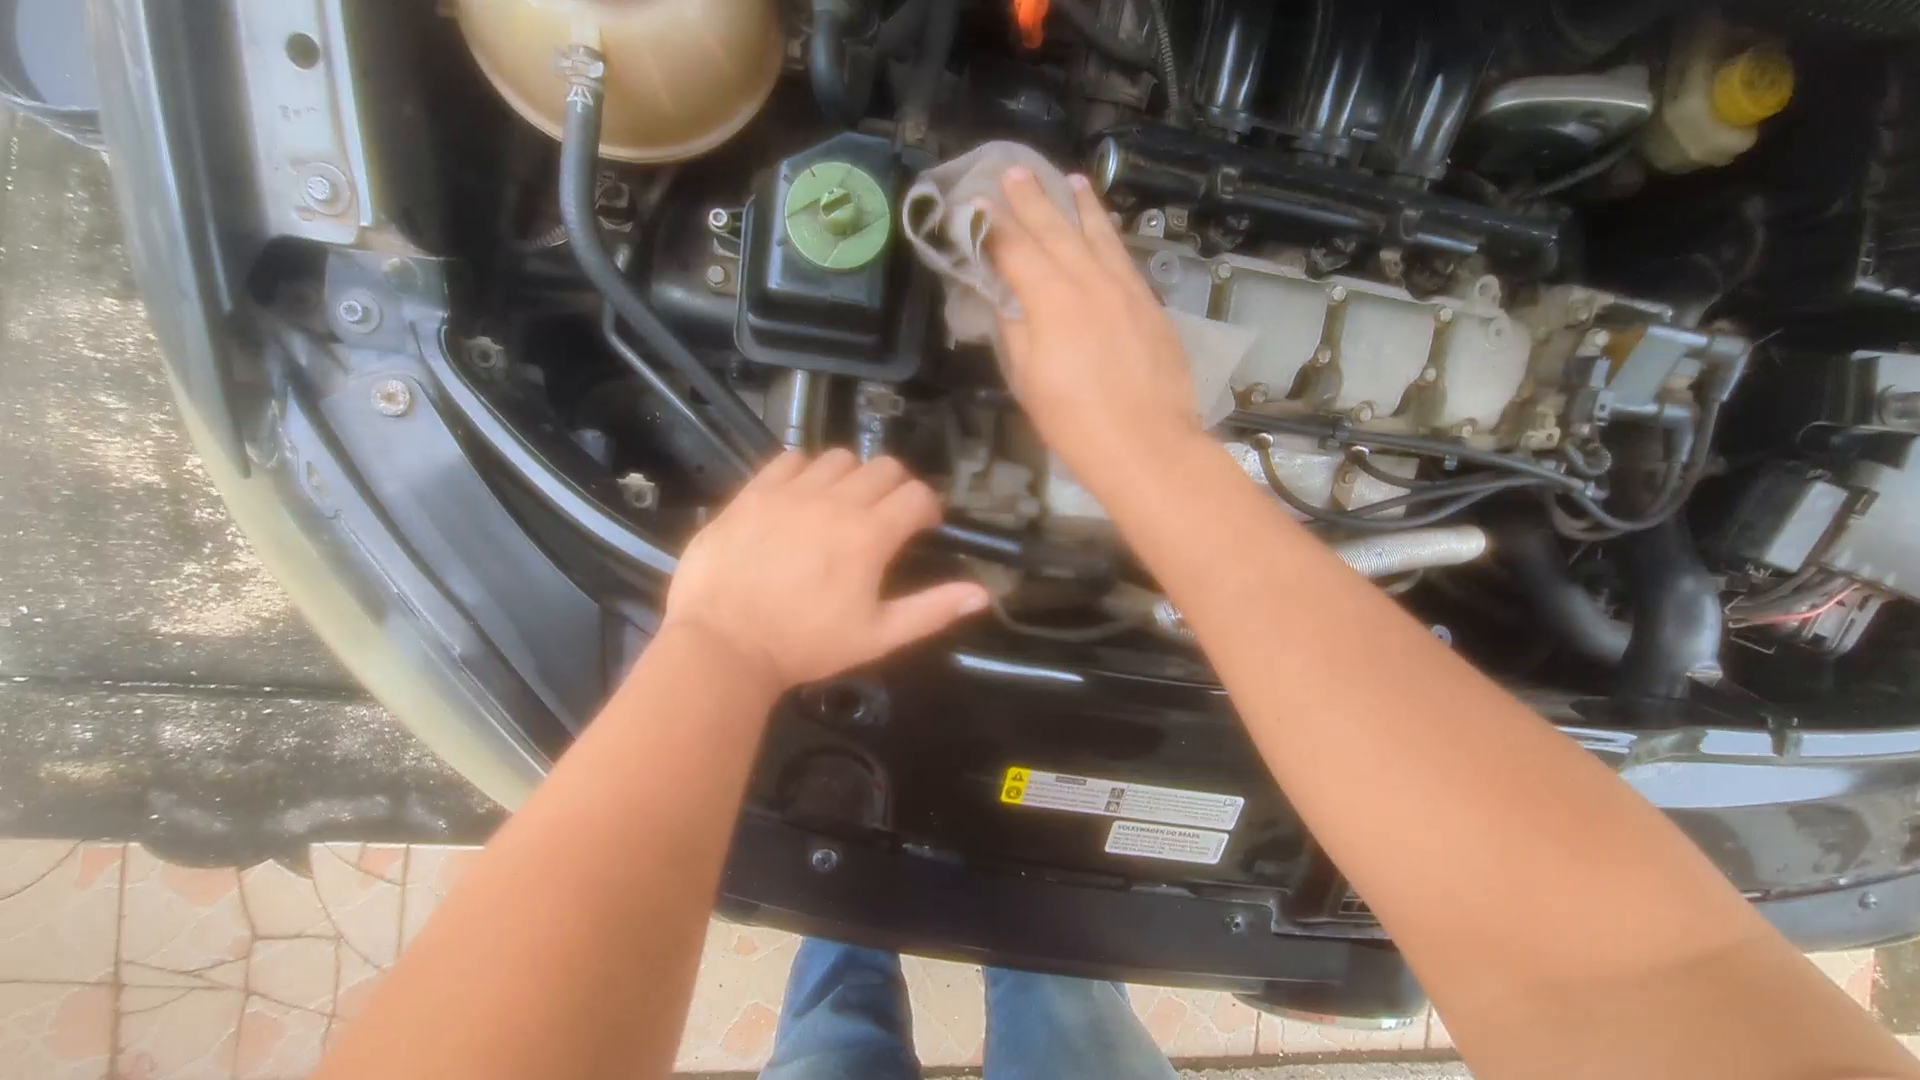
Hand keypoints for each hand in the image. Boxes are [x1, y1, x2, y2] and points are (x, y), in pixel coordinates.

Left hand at [661, 450, 991, 691]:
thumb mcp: (877, 637)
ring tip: (841, 505)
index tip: (922, 529)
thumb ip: (932, 610)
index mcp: (869, 535)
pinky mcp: (752, 492)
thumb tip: (983, 593)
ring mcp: (789, 492)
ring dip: (851, 476)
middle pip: (883, 468)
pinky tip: (798, 497)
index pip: (918, 495)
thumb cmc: (805, 645)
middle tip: (884, 518)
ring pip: (837, 458)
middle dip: (895, 488)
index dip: (928, 509)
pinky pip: (788, 459)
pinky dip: (803, 470)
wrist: (723, 645)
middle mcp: (834, 501)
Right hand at [986, 168, 1202, 479]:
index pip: (1014, 249)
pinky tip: (1104, 228)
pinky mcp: (1150, 305)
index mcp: (1051, 299)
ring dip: (1080, 206)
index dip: (990, 226)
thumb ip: (1014, 330)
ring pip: (1098, 235)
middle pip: (1055, 230)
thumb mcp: (1028, 379)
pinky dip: (1109, 235)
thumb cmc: (1075, 423)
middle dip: (1031, 200)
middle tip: (1013, 171)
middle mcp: (1090, 281)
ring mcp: (1126, 289)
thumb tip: (1005, 299)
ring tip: (1069, 179)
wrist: (1147, 445)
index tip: (971, 204)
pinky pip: (1123, 257)